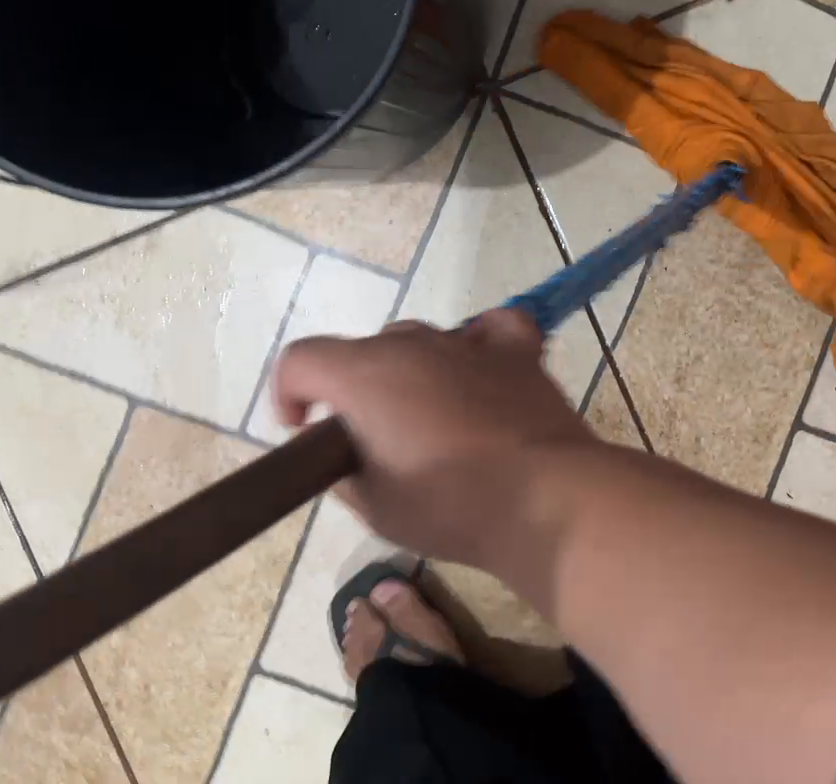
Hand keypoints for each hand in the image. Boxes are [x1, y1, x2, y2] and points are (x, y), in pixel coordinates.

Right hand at [271, 311, 594, 566]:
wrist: (545, 498)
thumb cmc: (452, 506)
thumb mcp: (374, 504)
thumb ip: (346, 470)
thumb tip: (349, 455)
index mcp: (368, 374)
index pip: (303, 358)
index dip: (290, 392)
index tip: (304, 430)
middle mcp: (419, 345)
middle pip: (369, 350)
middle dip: (358, 388)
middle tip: (375, 438)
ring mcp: (473, 344)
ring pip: (426, 340)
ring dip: (415, 371)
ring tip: (431, 417)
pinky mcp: (521, 353)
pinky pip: (494, 328)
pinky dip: (480, 342)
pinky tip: (481, 368)